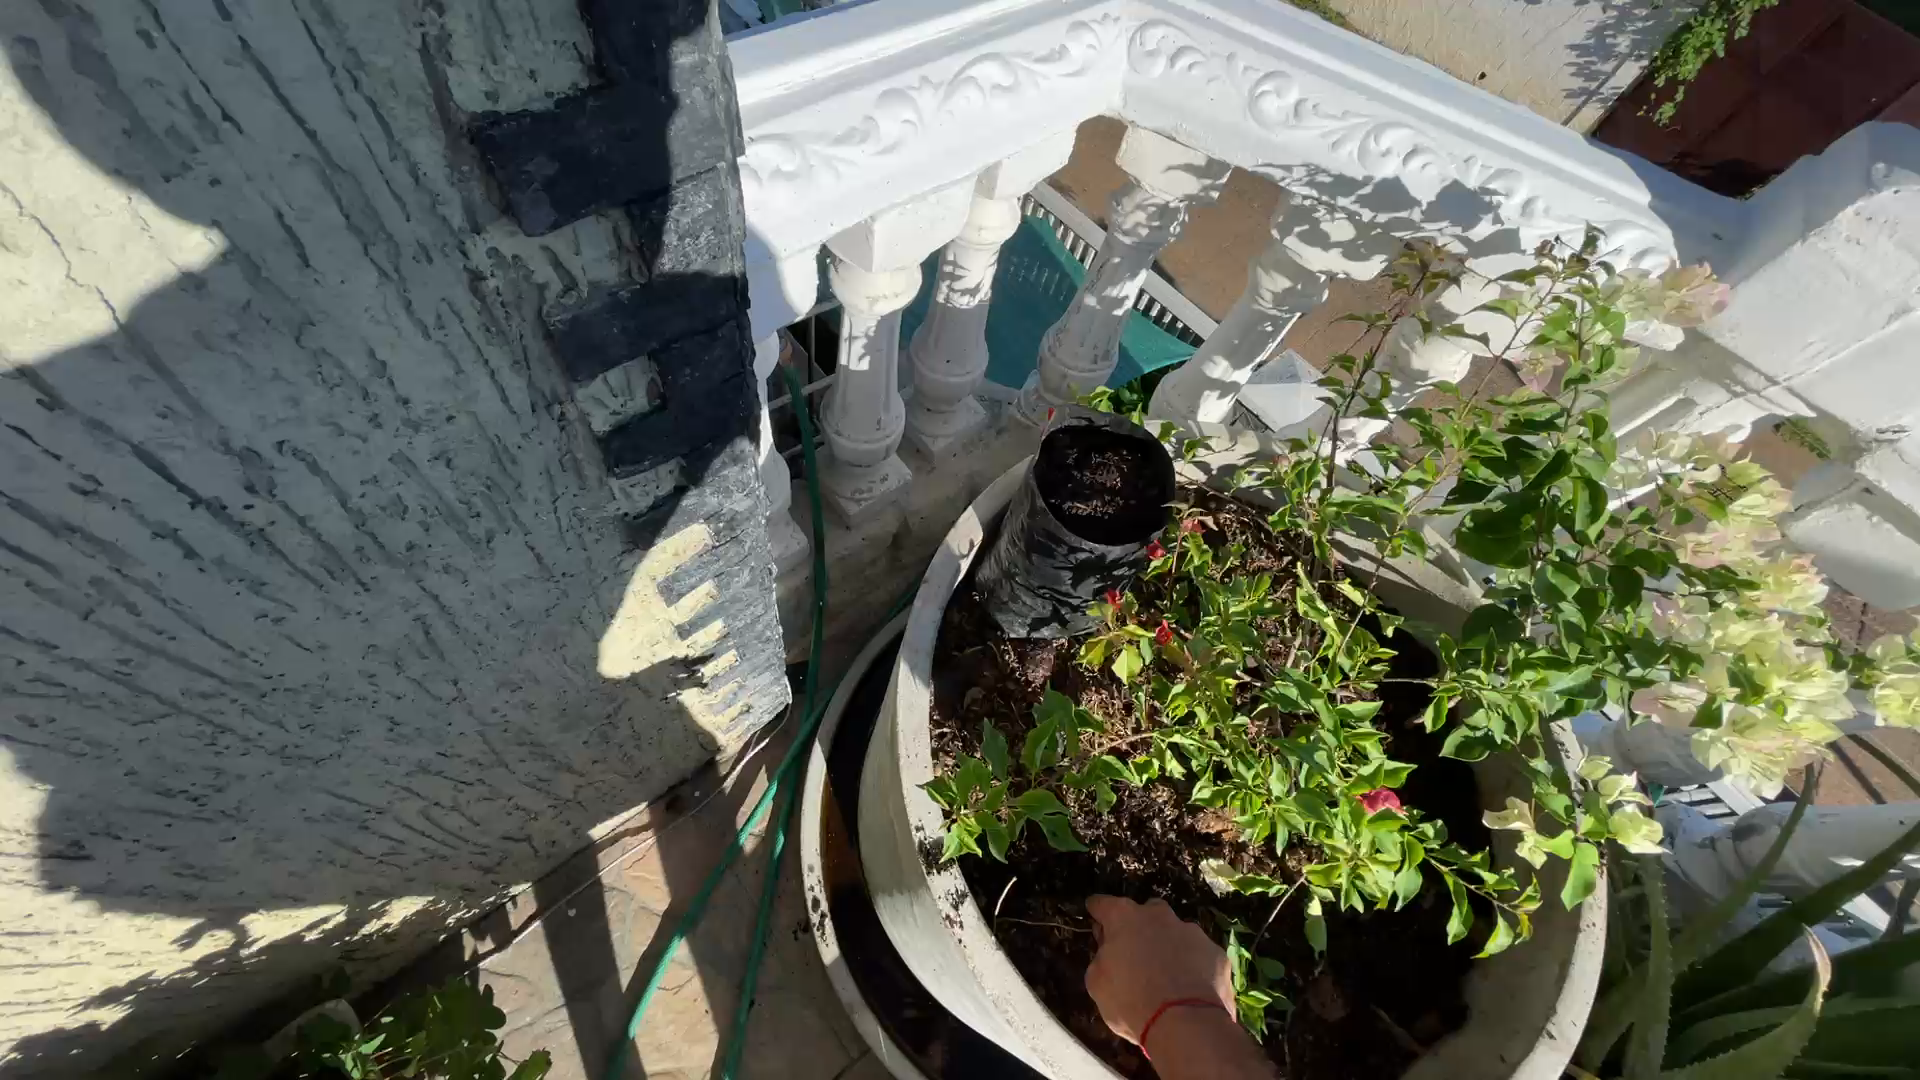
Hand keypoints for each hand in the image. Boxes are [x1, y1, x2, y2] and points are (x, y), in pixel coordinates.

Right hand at [1083, 895, 1234, 1043]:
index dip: (1097, 912)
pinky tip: (1191, 989)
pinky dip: (1194, 967)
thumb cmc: (1131, 1001)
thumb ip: (1101, 958)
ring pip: (1175, 932)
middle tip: (1135, 955)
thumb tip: (1109, 953)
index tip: (1095, 918)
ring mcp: (1191, 931)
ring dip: (1168, 947)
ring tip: (1168, 977)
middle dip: (1139, 928)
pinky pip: (1199, 956)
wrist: (1186, 1026)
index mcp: (1123, 916)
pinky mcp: (1215, 953)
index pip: (1102, 904)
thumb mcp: (1096, 983)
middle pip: (1143, 913)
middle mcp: (1157, 915)